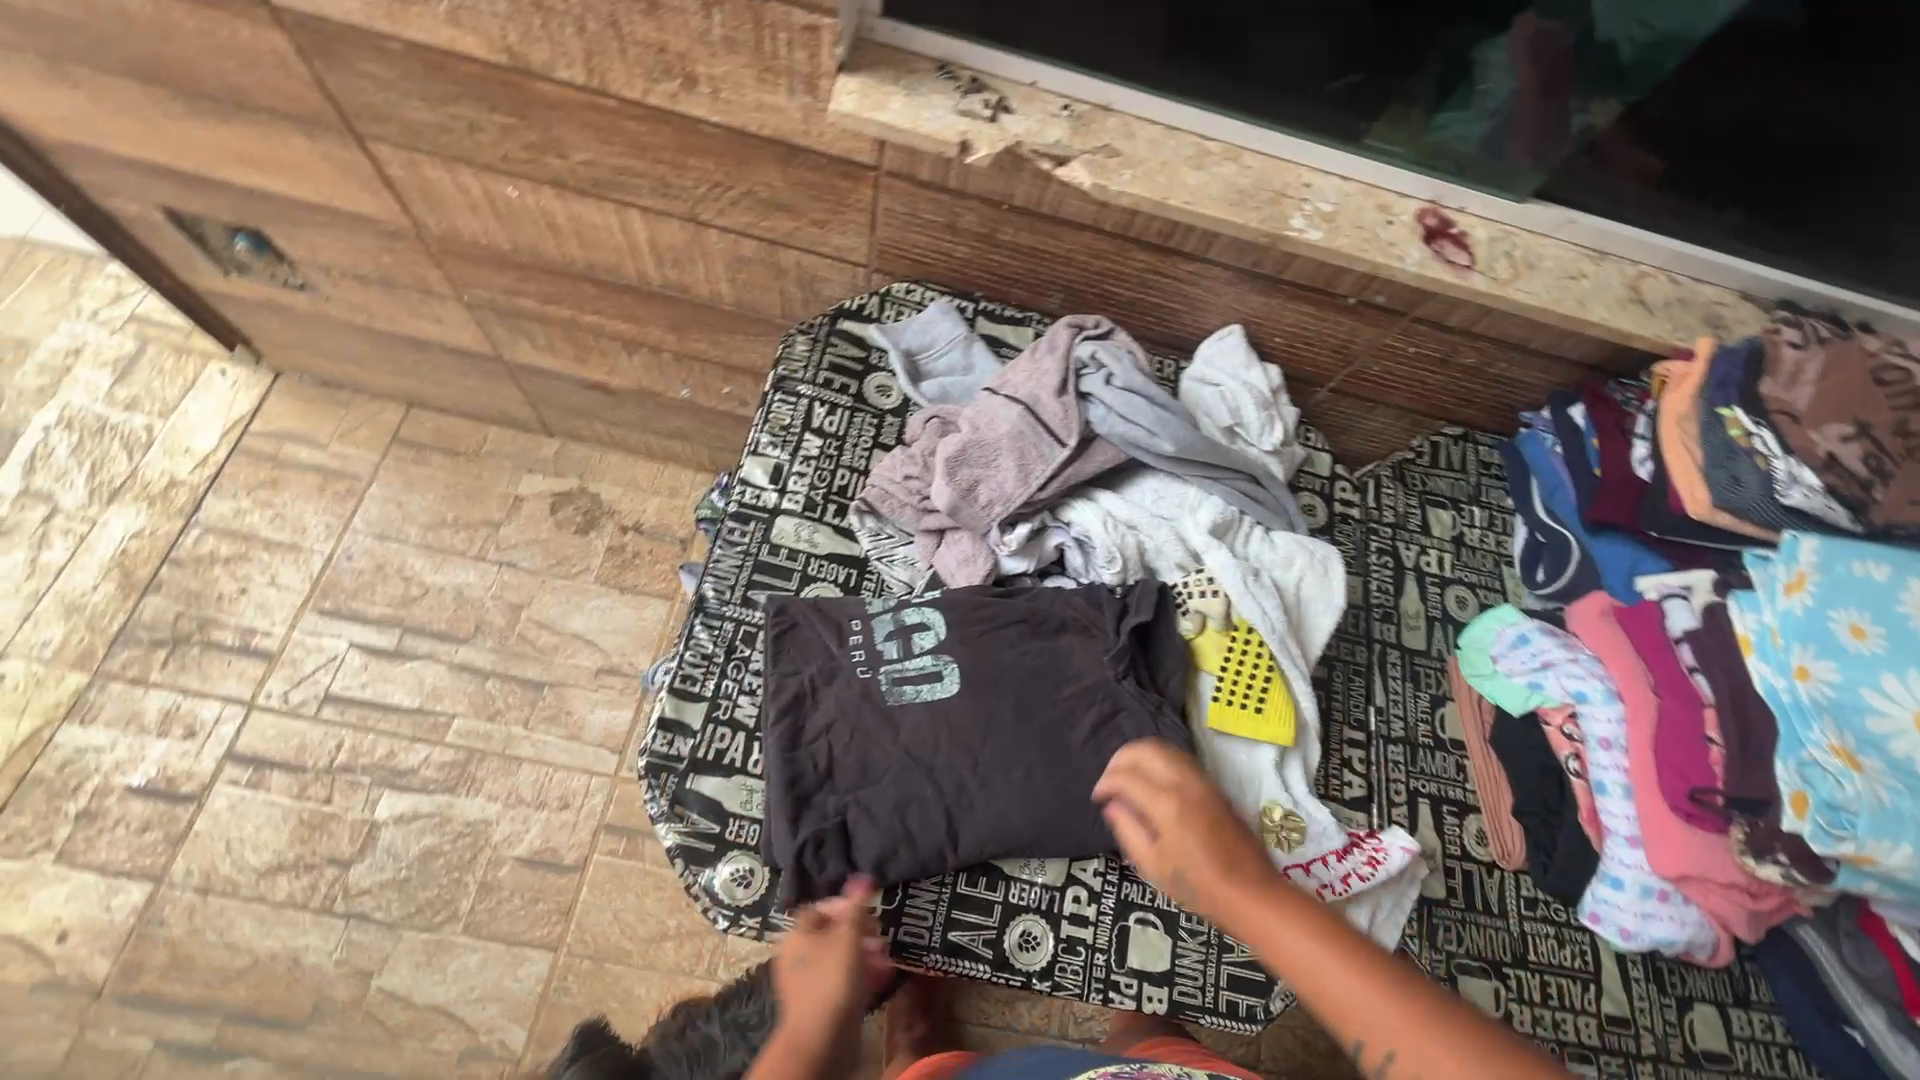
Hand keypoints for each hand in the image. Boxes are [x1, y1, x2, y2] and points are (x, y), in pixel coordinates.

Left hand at [770, 877, 892, 1065]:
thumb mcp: (849, 937)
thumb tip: (862, 877)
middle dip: (860, 931)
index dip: (845, 905)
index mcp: (796, 935)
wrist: (821, 1042)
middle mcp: (797, 955)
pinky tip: (881, 977)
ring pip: (839, 958)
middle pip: (831, 933)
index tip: (868, 911)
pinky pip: (842, 981)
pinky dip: (861, 975)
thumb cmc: (833, 980)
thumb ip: (857, 906)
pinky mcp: (821, 1004)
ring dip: (865, 954)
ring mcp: (808, 982)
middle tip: (880, 935)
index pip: (820, 907)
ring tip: (885, 958)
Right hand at [1093, 739, 1280, 925]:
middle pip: (1144, 749)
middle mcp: (1184, 782)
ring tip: (1128, 779)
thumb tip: (1112, 804)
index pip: (1124, 776)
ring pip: (1163, 748)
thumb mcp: (1152, 865)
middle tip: (1109, 782)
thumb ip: (1127, 829)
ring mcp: (1202, 780)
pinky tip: (1152, 783)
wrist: (1251, 893)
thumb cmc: (1198, 886)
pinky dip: (1158, 761)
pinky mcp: (1213, 785)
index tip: (1097, 798)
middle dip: (1119, 760)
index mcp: (1166, 803)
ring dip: (1140, 757)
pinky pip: (1179, 758)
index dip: (1105, 783)